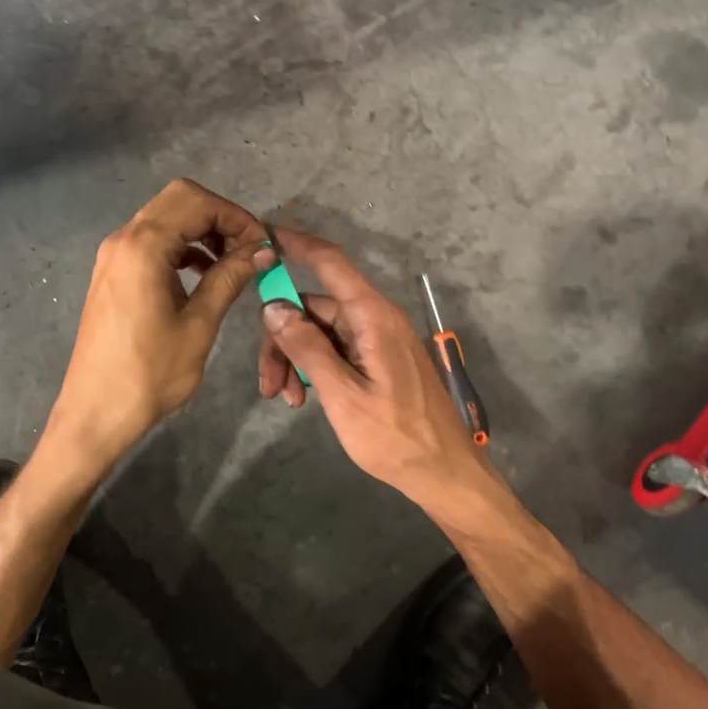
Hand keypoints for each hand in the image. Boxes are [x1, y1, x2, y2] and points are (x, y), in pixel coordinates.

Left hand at [47, 180, 274, 464]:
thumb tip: (262, 249)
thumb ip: (229, 277)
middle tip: (248, 251)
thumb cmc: (150, 373)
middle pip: (178, 201)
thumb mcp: (199, 324)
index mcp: (142, 246)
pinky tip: (202, 275)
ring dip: (200, 232)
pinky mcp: (111, 274)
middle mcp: (122, 240)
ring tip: (232, 265)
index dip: (235, 216)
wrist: (96, 411)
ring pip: (163, 220)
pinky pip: (150, 243)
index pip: (196, 201)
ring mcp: (113, 256)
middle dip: (218, 218)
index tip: (262, 246)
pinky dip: (179, 248)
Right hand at [256, 227, 493, 498]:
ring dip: (295, 359)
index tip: (263, 234)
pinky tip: (304, 400)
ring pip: (319, 331)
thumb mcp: (342, 395)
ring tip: (286, 400)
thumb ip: (307, 348)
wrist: (443, 474)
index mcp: (373, 318)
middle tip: (267, 384)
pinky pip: (335, 350)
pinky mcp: (377, 360)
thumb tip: (273, 307)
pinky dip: (314, 368)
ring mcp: (377, 340)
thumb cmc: (395, 437)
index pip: (331, 262)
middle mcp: (376, 319)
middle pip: (314, 307)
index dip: (297, 244)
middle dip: (283, 339)